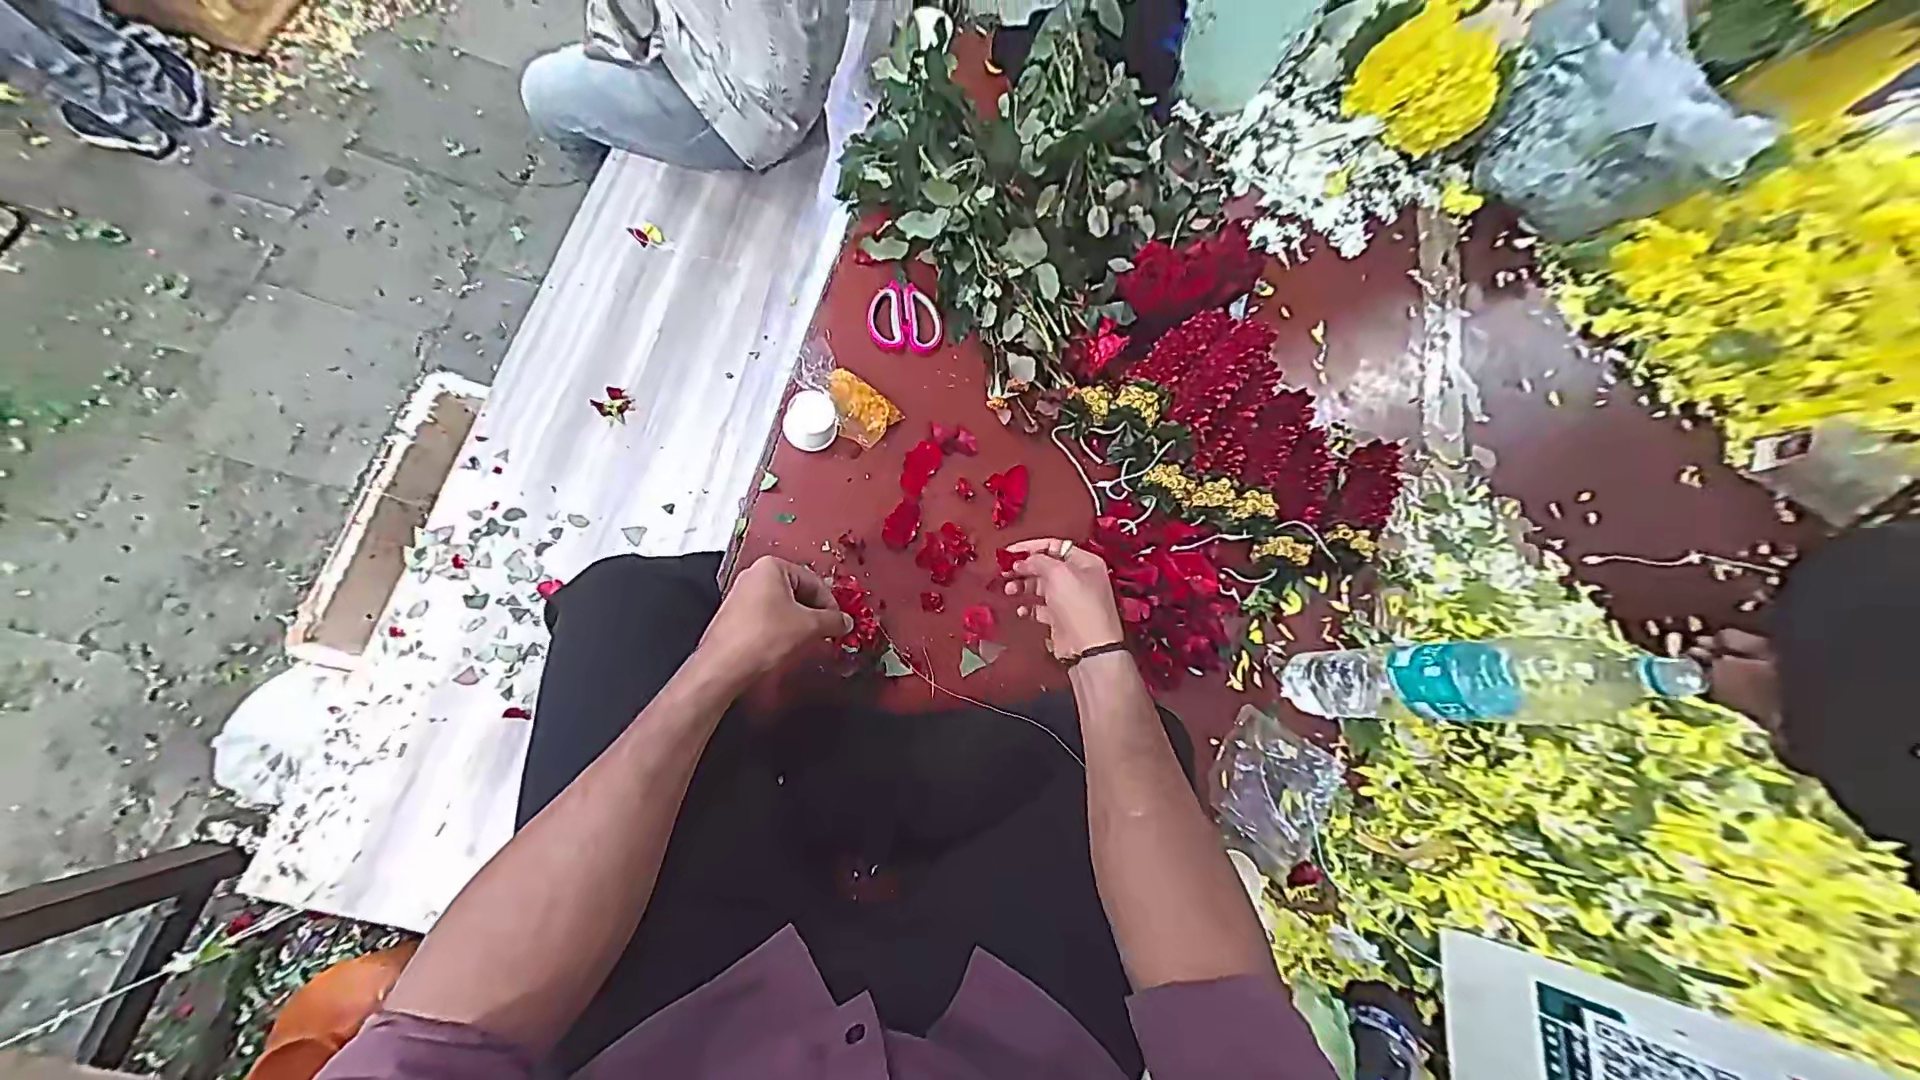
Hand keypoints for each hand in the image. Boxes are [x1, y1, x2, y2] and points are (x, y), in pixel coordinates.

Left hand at [698, 556, 851, 682]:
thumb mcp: (808, 626)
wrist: (723, 666)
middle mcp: (754, 574)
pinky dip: (782, 627)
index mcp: (772, 566)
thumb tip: (847, 621)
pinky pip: (768, 615)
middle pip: (798, 591)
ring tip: (807, 640)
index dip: (830, 603)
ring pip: (783, 605)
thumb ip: (832, 620)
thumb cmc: (766, 636)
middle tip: (826, 632)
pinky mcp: (735, 615)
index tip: (839, 623)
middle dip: (814, 612)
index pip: (814, 581)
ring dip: (800, 621)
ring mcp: (741, 594)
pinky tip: (785, 645)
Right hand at [1003, 538, 1124, 659]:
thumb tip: (1024, 560)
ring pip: (1040, 587)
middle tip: (1005, 571)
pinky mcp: (1061, 618)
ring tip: (1009, 590)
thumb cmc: (1080, 606)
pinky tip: (1021, 610)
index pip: (1054, 547)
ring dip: (1022, 586)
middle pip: (1046, 567)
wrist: (1088, 647)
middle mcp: (1078, 579)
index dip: (1031, 547)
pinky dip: (1028, 607)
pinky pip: (1040, 608)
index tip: (1009, 552)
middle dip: (1024, 568)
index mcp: (1085, 562)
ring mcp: (1069, 599)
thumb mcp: (1058, 573)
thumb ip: (1039, 561)